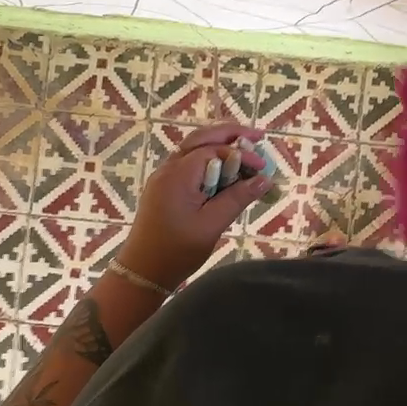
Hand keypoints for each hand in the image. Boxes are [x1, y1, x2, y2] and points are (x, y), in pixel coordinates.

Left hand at [115, 122, 270, 287]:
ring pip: (193, 149)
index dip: (241, 154)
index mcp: (178, 176)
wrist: (142, 272)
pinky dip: (209, 159)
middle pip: (201, 138)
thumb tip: (264, 180)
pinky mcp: (164, 188)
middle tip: (257, 136)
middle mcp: (168, 169)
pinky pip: (188, 163)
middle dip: (230, 133)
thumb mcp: (212, 225)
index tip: (263, 168)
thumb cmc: (176, 251)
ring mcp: (164, 177)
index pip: (214, 151)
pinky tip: (225, 169)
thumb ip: (237, 198)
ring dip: (219, 144)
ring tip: (245, 147)